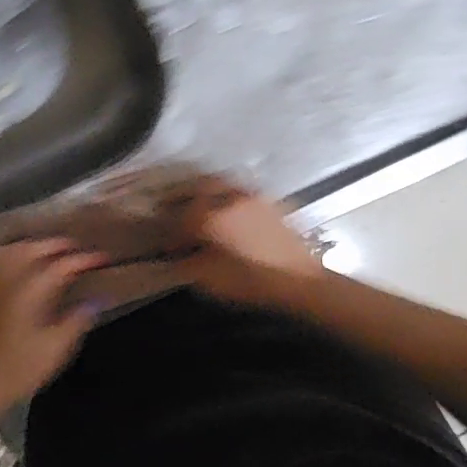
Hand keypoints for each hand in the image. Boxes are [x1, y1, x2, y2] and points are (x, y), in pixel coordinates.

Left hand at [0, 239, 105, 425]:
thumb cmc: (16, 371)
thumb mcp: (54, 349)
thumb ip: (76, 321)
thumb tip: (95, 300)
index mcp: (27, 293)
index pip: (59, 266)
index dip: (82, 259)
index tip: (102, 258)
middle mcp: (6, 283)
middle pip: (30, 249)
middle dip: (55, 244)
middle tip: (76, 248)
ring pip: (9, 252)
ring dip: (31, 246)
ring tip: (48, 251)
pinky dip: (11, 255)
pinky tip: (18, 265)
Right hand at [168, 177, 322, 306]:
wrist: (300, 280)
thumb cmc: (252, 282)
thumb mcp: (212, 280)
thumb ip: (189, 264)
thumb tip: (177, 256)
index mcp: (211, 217)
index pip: (180, 217)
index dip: (169, 230)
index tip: (167, 244)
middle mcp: (230, 199)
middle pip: (198, 187)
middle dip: (181, 195)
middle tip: (170, 205)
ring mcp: (253, 197)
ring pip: (220, 184)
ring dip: (204, 191)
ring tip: (198, 204)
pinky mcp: (270, 203)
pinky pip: (240, 191)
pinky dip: (227, 196)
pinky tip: (227, 209)